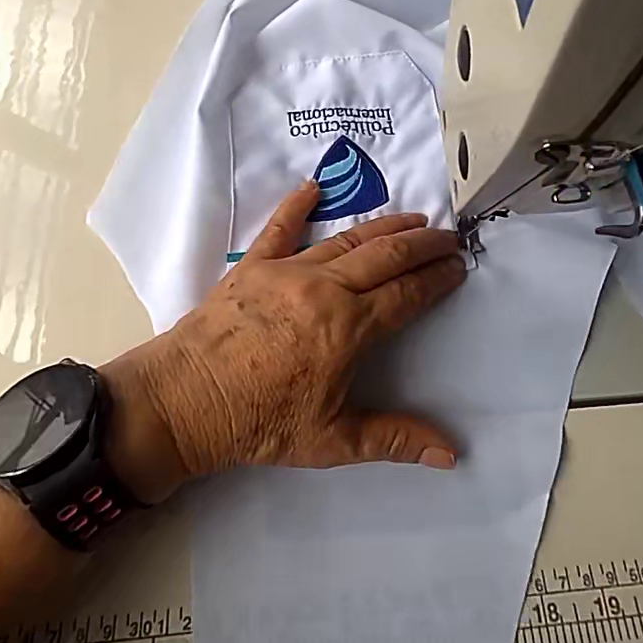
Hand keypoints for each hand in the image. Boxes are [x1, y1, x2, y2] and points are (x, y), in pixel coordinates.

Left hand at [104, 179, 468, 502]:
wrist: (185, 400)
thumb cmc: (258, 422)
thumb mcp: (331, 440)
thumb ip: (394, 439)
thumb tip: (451, 455)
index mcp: (347, 329)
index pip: (406, 295)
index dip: (436, 280)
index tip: (457, 268)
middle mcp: (322, 289)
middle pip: (384, 256)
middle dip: (422, 245)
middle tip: (447, 238)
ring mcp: (284, 272)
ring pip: (344, 240)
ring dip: (382, 227)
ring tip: (411, 219)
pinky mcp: (250, 267)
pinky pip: (278, 228)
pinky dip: (297, 205)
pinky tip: (313, 187)